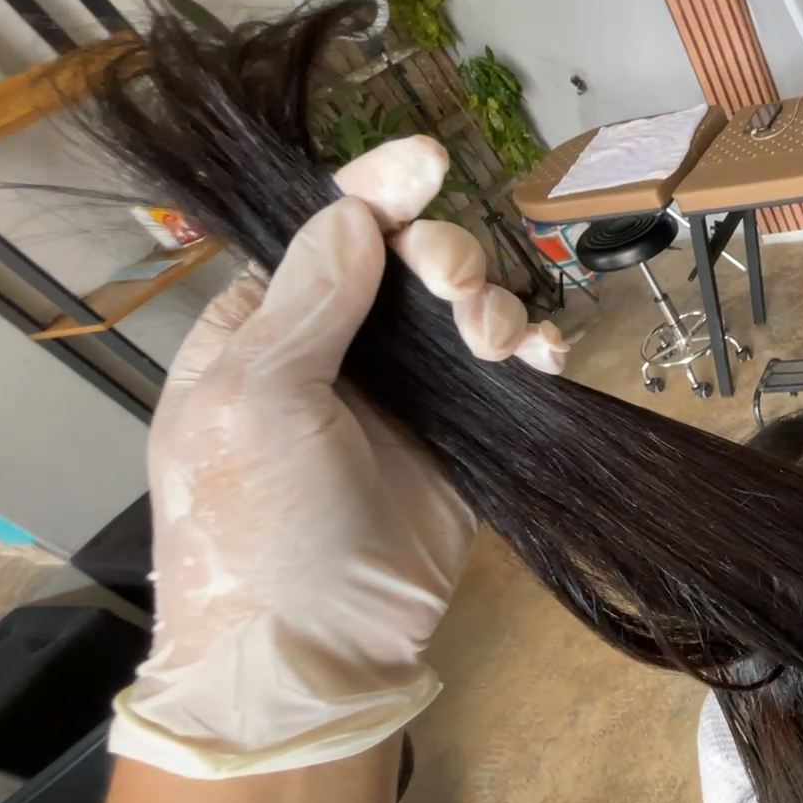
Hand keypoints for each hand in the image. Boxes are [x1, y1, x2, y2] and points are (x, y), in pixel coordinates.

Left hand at [110, 138, 563, 777]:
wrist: (323, 639)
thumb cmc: (261, 522)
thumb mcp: (255, 405)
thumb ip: (307, 305)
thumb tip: (352, 216)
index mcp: (276, 326)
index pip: (331, 233)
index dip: (377, 189)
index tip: (428, 163)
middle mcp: (354, 345)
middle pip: (418, 264)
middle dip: (450, 263)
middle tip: (460, 301)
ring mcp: (423, 388)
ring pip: (477, 310)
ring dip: (498, 309)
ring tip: (498, 348)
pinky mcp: (478, 427)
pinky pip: (516, 368)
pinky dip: (537, 351)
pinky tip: (547, 360)